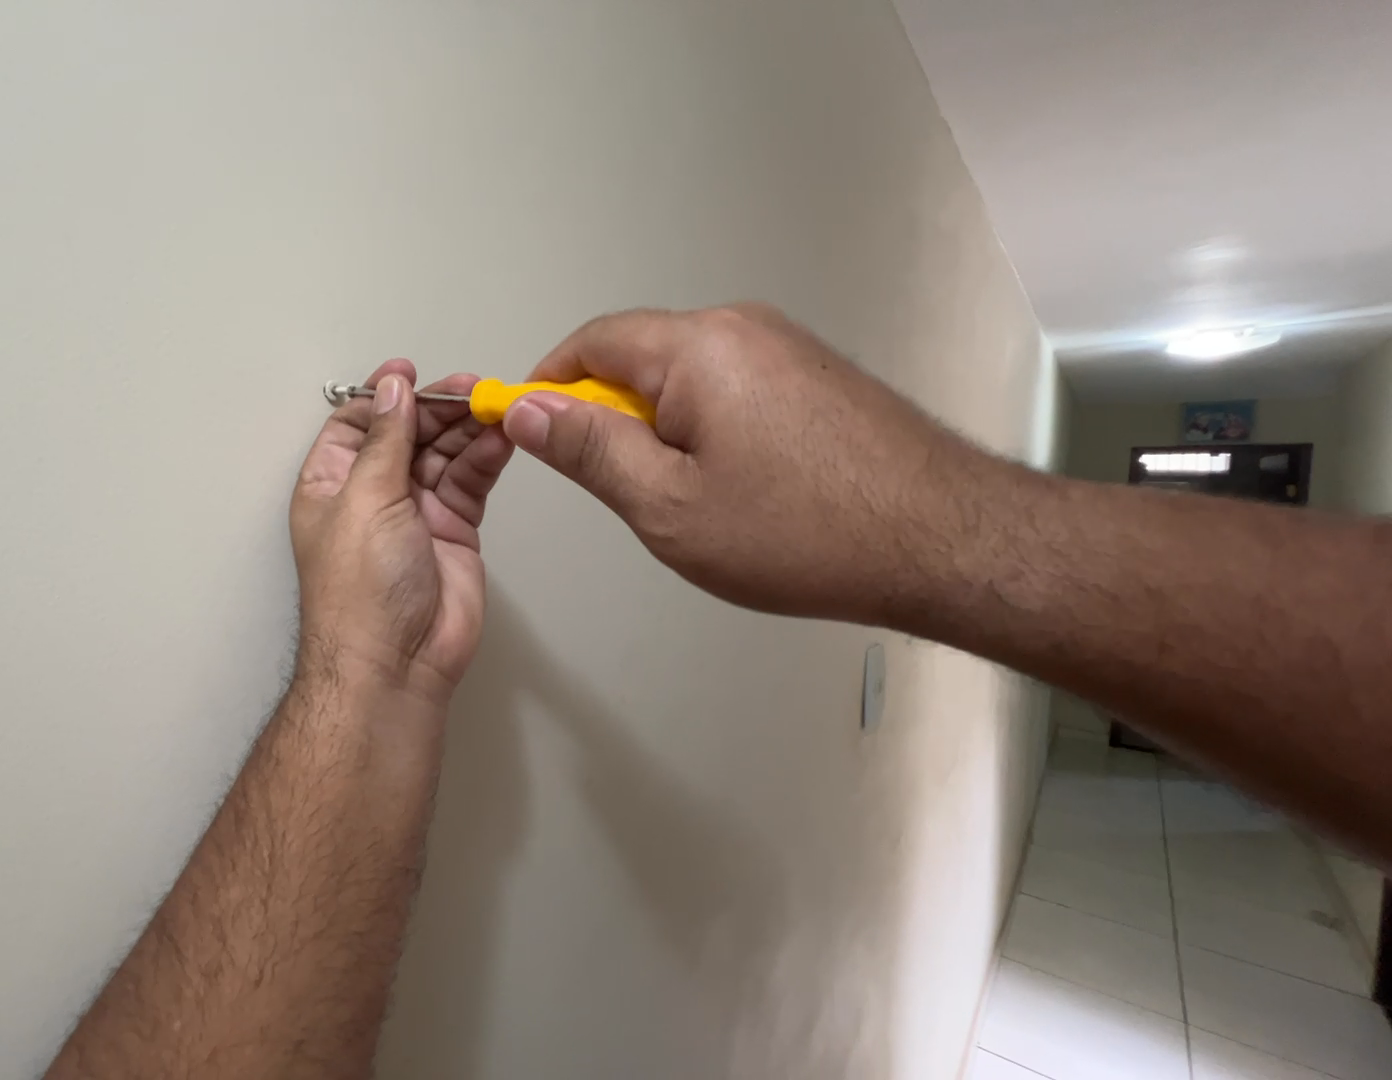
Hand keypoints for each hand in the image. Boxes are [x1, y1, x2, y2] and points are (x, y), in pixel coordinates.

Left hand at [290, 360, 514, 703]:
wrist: (398, 662)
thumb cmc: (360, 591)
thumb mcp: (363, 499)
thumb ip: (384, 440)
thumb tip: (392, 388)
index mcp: (333, 484)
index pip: (356, 423)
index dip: (383, 395)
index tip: (411, 373)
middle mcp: (373, 494)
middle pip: (408, 433)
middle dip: (437, 409)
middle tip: (470, 389)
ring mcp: (416, 512)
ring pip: (444, 454)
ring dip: (467, 429)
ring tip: (494, 406)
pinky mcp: (454, 528)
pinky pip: (470, 481)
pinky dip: (485, 458)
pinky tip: (501, 437)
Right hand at [499, 304, 994, 622]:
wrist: (947, 544)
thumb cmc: (799, 533)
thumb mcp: (667, 505)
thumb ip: (588, 450)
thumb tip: (527, 410)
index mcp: (698, 346)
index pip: (591, 343)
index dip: (546, 386)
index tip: (529, 435)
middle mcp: (742, 327)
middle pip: (638, 356)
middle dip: (607, 415)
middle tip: (620, 488)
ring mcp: (785, 347)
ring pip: (683, 377)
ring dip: (656, 427)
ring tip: (683, 497)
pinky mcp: (813, 375)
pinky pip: (727, 387)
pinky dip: (700, 428)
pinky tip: (730, 484)